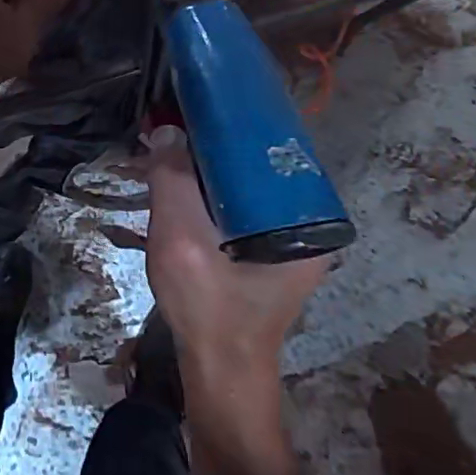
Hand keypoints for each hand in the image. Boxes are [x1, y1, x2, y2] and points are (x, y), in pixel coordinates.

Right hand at [143, 125, 330, 372]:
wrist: (218, 372)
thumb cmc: (208, 306)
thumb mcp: (181, 238)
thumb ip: (172, 179)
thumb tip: (167, 128)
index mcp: (307, 217)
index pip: (276, 149)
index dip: (237, 122)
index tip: (203, 103)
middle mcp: (308, 223)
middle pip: (260, 164)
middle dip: (218, 142)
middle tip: (183, 123)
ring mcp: (290, 239)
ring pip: (248, 183)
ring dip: (212, 166)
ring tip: (180, 144)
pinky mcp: (270, 250)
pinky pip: (242, 204)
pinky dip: (213, 188)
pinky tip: (186, 181)